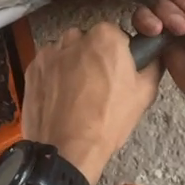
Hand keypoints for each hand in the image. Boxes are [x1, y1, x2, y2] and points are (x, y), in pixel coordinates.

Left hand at [21, 21, 160, 184]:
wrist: (65, 151)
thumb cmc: (108, 120)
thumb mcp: (145, 93)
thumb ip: (153, 64)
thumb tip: (153, 54)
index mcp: (105, 36)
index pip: (116, 34)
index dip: (119, 54)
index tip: (118, 73)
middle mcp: (75, 37)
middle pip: (89, 40)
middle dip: (94, 56)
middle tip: (99, 85)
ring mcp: (50, 52)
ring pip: (67, 51)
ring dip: (72, 64)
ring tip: (77, 94)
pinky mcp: (32, 69)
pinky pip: (48, 65)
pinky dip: (54, 76)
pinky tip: (60, 98)